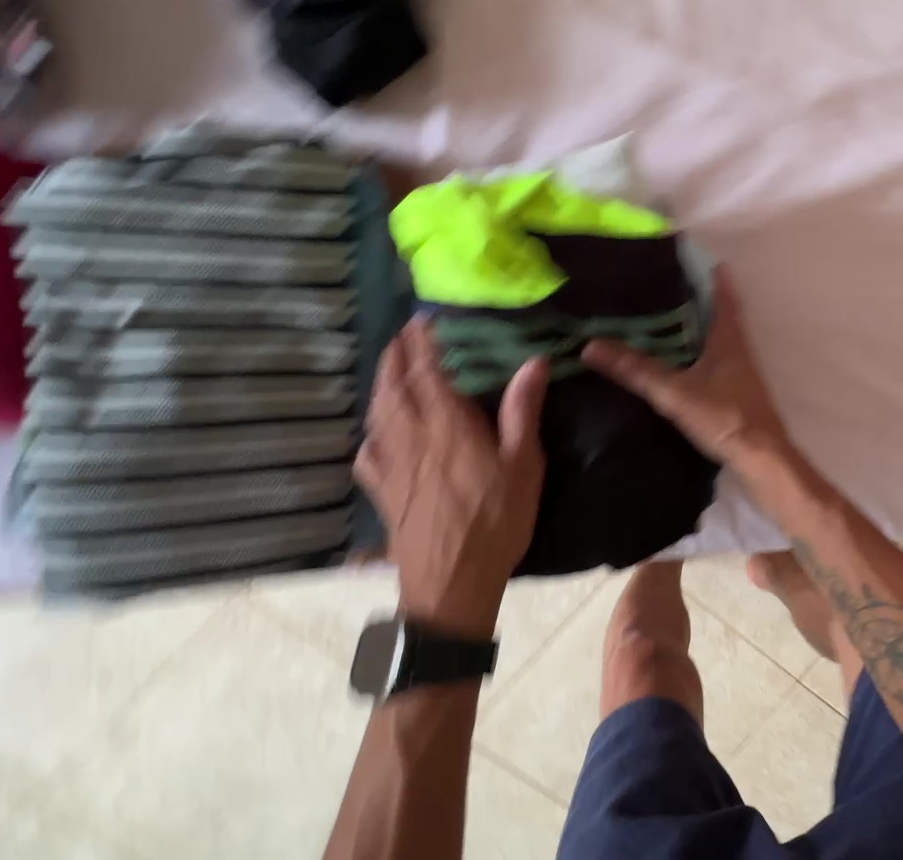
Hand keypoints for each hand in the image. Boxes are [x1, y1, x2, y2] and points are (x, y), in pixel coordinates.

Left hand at [356, 321, 549, 638]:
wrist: (452, 584)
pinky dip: (371, 433)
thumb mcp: (524, 465)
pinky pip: (369, 453)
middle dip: (396, 355)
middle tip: (402, 334)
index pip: (429, 372)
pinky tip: (376, 435)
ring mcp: (392, 467)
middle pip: (394, 387)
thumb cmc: (497, 522)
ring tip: (389, 369)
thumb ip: (523, 411)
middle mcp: (412, 438)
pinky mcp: (384, 493)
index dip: (424, 342)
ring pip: (378, 414)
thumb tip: (533, 361)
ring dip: (381, 384)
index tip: (424, 318)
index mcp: (448, 427)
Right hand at [581, 270, 796, 478]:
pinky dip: (703, 354)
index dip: (717, 280)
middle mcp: (739, 351)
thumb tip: (592, 345)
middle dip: (705, 300)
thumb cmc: (723, 417)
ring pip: (721, 341)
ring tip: (676, 319)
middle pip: (723, 317)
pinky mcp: (739, 395)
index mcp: (728, 341)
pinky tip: (687, 363)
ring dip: (703, 328)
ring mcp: (742, 374)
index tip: (708, 260)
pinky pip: (719, 362)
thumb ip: (636, 370)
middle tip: (680, 285)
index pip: (723, 300)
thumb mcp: (674, 392)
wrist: (761, 457)